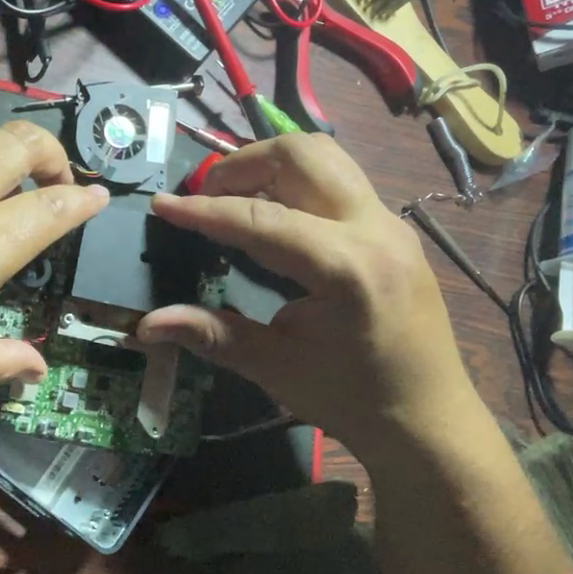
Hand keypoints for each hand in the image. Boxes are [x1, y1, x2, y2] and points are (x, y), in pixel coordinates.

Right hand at [134, 134, 477, 460]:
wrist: (427, 417)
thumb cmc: (350, 398)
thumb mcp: (273, 367)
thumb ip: (211, 334)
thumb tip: (145, 326)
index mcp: (345, 268)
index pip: (260, 218)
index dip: (203, 211)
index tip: (159, 205)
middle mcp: (374, 229)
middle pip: (303, 156)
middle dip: (242, 166)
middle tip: (202, 198)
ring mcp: (389, 224)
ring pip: (326, 158)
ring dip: (270, 166)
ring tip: (231, 199)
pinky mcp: (392, 229)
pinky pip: (338, 181)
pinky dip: (294, 182)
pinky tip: (269, 216)